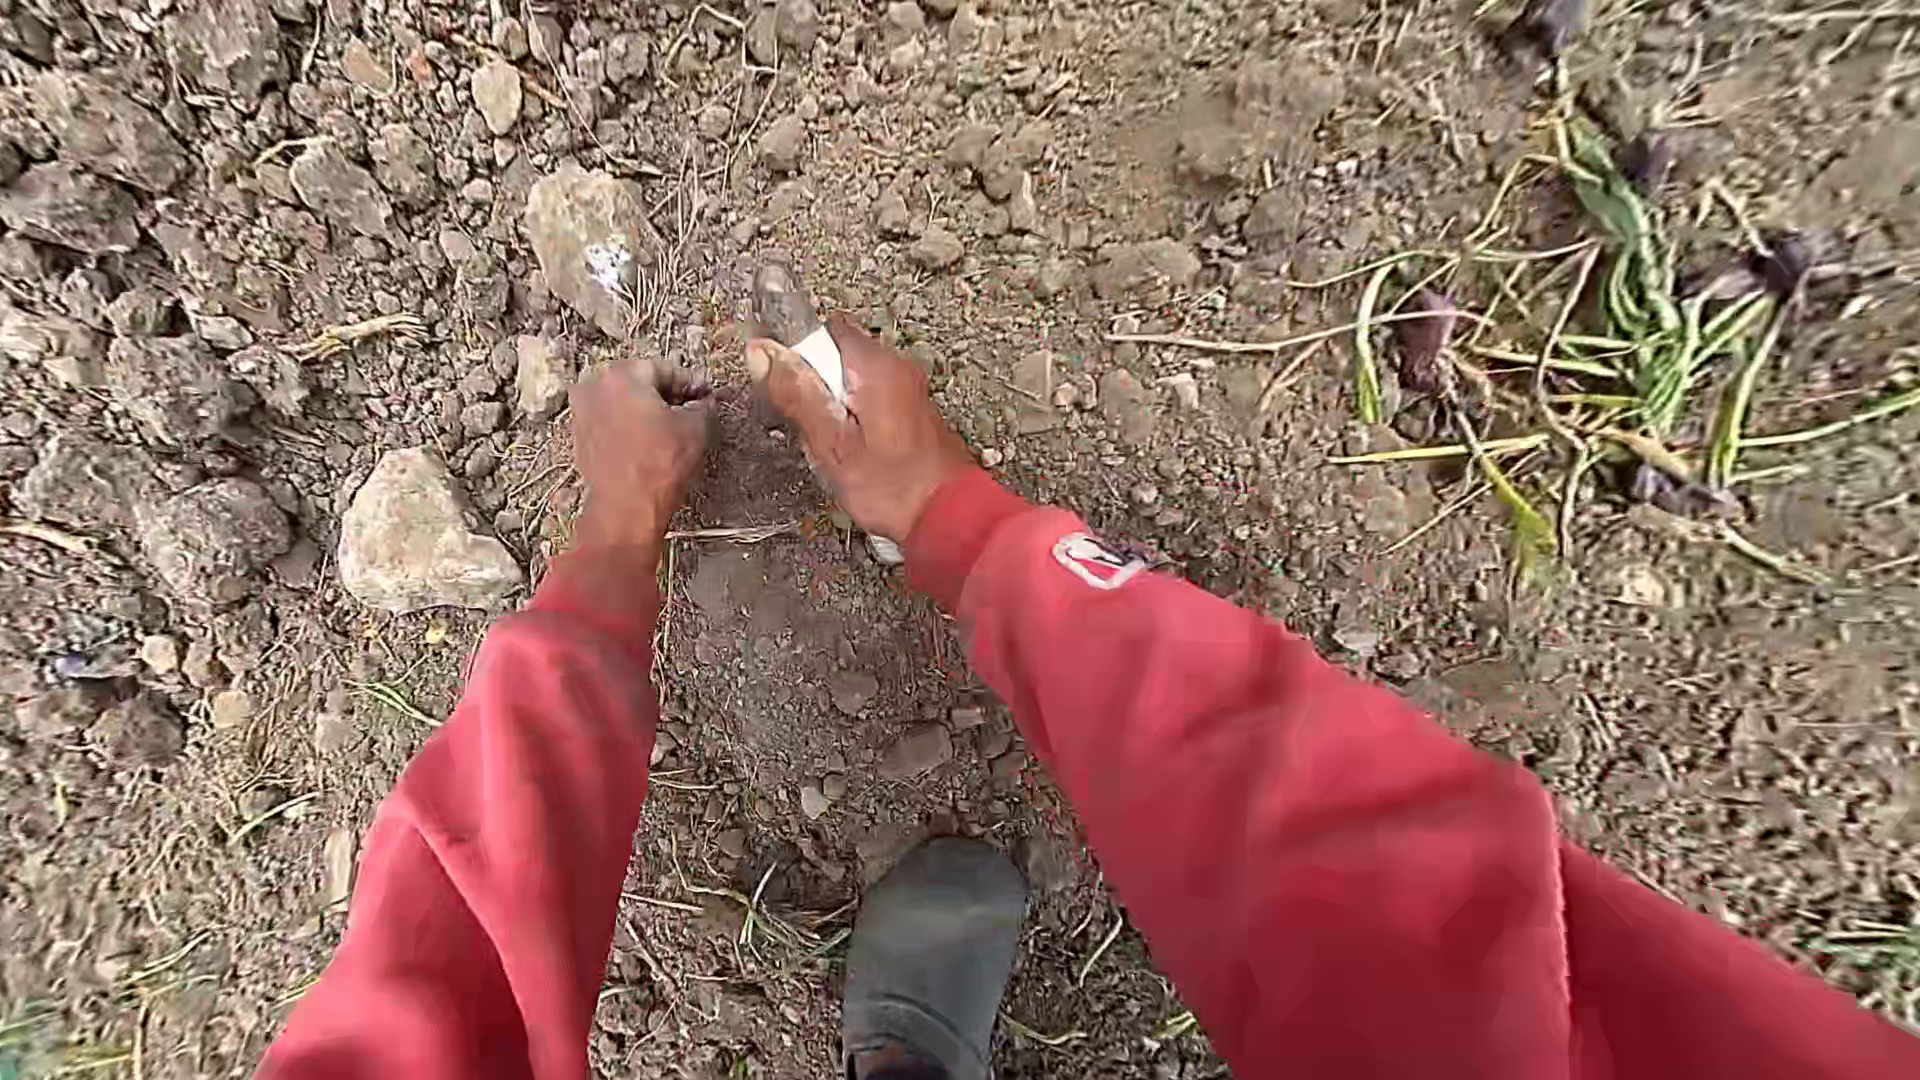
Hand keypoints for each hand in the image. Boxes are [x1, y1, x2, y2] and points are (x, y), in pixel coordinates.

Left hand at [568, 355, 711, 553]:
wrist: (626, 505)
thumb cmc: (660, 464)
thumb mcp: (696, 429)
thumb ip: (702, 407)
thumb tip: (703, 403)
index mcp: (622, 376)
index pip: (663, 368)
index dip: (690, 382)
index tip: (705, 395)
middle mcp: (594, 387)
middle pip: (638, 381)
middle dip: (665, 395)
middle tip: (690, 410)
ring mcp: (582, 412)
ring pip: (623, 402)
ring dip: (647, 410)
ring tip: (671, 429)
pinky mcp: (581, 436)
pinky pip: (611, 421)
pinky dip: (630, 426)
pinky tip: (650, 444)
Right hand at [748, 315, 972, 541]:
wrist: (948, 517)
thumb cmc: (896, 489)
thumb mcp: (833, 444)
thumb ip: (797, 394)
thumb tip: (762, 352)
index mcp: (876, 367)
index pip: (823, 329)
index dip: (796, 354)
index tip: (786, 387)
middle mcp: (898, 370)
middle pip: (837, 358)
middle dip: (816, 390)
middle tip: (817, 431)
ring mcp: (909, 391)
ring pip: (852, 384)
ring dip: (836, 411)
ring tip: (841, 449)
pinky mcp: (914, 413)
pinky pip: (872, 404)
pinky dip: (857, 423)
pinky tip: (860, 455)